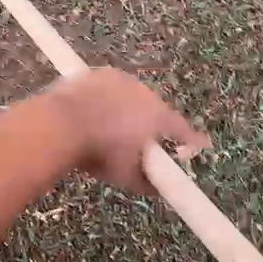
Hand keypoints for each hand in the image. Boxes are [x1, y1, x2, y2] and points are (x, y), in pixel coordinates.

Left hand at [47, 68, 210, 194]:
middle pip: (155, 109)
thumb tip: (158, 189)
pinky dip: (108, 99)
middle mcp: (143, 91)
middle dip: (152, 125)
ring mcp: (119, 78)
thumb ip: (148, 183)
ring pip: (131, 96)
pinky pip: (110, 88)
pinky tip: (96, 113)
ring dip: (129, 109)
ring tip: (114, 129)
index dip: (192, 139)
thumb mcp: (126, 177)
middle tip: (143, 143)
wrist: (61, 123)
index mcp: (157, 115)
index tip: (201, 145)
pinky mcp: (97, 72)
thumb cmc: (100, 152)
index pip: (182, 129)